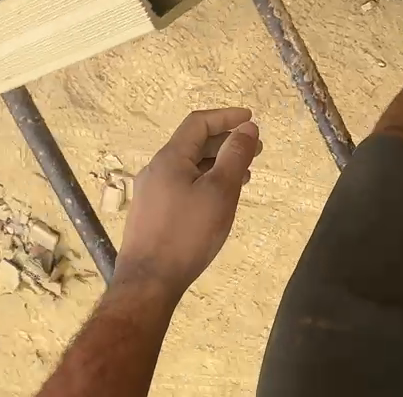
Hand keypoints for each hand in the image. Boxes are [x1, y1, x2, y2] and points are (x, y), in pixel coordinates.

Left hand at [113, 107, 261, 298]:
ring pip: (190, 166)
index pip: (198, 123)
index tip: (251, 120)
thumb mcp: (220, 190)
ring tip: (245, 175)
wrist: (147, 286)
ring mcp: (151, 194)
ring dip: (219, 163)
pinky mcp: (152, 214)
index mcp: (169, 159)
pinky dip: (206, 181)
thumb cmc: (187, 233)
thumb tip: (248, 128)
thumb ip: (235, 155)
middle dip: (227, 141)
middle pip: (194, 144)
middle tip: (256, 149)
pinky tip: (220, 199)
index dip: (226, 117)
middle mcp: (156, 170)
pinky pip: (183, 184)